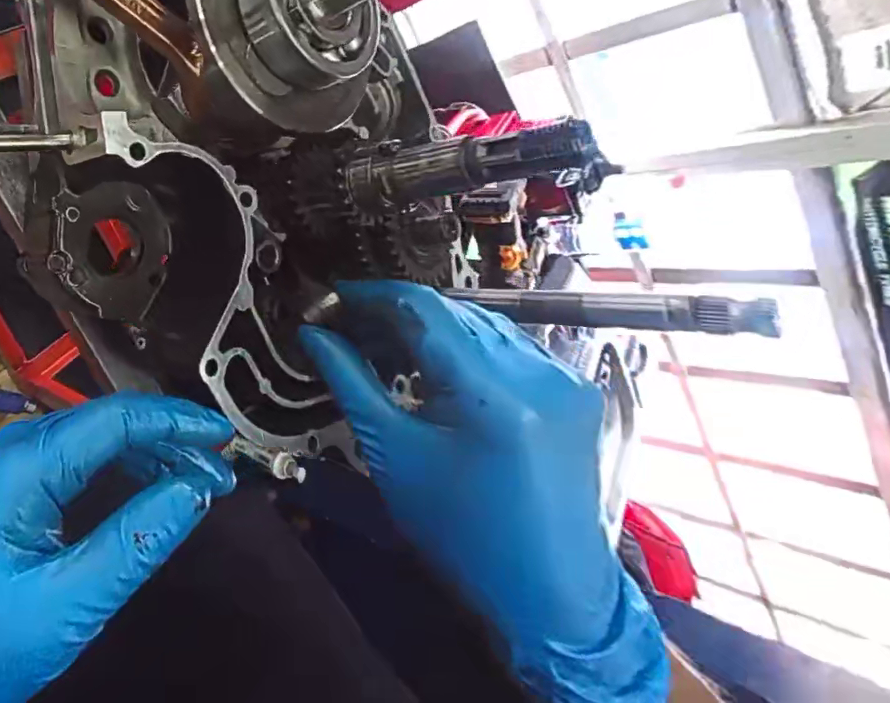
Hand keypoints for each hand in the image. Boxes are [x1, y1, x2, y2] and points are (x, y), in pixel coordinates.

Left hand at [0, 393, 235, 702]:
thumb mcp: (66, 606)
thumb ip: (137, 541)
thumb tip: (200, 487)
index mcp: (25, 464)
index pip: (119, 418)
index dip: (178, 422)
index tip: (225, 439)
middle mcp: (25, 444)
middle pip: (118, 419)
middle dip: (175, 438)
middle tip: (220, 471)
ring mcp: (25, 459)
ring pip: (111, 433)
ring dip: (161, 451)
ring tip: (201, 480)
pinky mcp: (31, 478)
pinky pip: (96, 454)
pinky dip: (138, 464)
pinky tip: (163, 483)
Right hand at [300, 282, 666, 701]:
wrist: (552, 595)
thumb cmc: (463, 536)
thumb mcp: (395, 457)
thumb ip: (352, 383)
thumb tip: (316, 336)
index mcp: (490, 392)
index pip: (423, 308)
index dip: (373, 294)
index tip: (337, 297)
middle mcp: (535, 369)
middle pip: (451, 311)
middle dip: (396, 314)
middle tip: (352, 327)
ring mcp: (561, 374)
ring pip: (480, 323)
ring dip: (431, 328)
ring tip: (388, 348)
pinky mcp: (574, 385)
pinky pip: (508, 344)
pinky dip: (466, 347)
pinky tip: (438, 367)